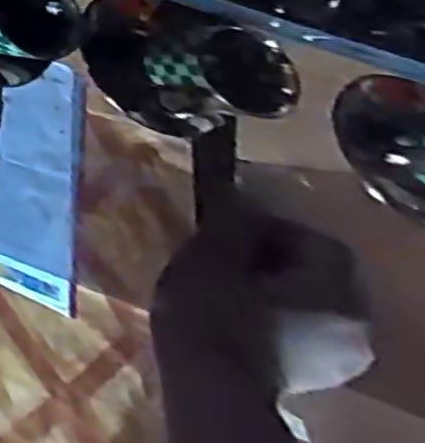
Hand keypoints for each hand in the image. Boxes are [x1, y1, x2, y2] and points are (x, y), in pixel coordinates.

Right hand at [152, 202, 371, 395]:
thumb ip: (233, 224)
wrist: (210, 378)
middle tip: (224, 253)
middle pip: (323, 272)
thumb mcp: (210, 257)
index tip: (228, 229)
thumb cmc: (209, 310)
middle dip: (275, 256)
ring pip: (315, 300)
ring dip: (276, 285)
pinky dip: (278, 312)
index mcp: (337, 295)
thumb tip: (237, 192)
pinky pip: (308, 326)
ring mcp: (347, 354)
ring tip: (227, 283)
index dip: (273, 226)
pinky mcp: (325, 371)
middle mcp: (359, 325)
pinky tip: (240, 314)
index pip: (320, 242)